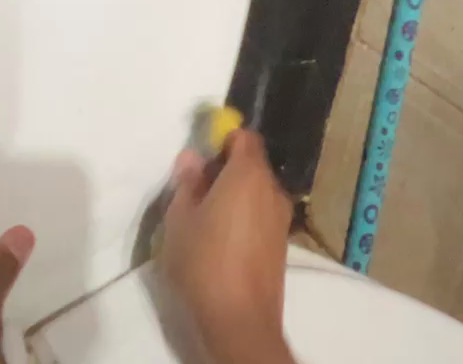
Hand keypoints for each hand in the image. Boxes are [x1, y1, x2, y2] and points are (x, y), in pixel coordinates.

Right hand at [161, 129, 295, 363]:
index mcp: (248, 175)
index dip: (223, 138)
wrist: (240, 324)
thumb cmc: (204, 261)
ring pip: (256, 191)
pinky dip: (244, 216)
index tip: (201, 154)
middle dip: (225, 168)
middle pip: (251, 164)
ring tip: (205, 216)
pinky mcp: (281, 247)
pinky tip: (222, 239)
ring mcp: (281, 220)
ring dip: (235, 194)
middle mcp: (272, 191)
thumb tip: (192, 158)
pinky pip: (261, 214)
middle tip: (196, 187)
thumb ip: (187, 182)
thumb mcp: (180, 217)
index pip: (245, 137)